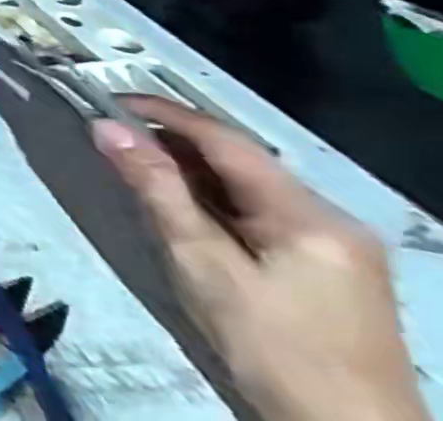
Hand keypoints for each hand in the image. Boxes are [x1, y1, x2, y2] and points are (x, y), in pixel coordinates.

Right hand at [93, 96, 427, 420]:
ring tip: (135, 170)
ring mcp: (336, 244)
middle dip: (173, 143)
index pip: (224, 139)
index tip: (106, 100)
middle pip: (239, 160)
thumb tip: (106, 127)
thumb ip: (157, 190)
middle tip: (111, 139)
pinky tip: (183, 212)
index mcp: (307, 213)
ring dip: (190, 172)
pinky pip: (260, 211)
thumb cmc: (268, 343)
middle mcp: (330, 216)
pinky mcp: (329, 267)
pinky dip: (214, 200)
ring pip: (247, 186)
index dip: (164, 113)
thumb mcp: (201, 263)